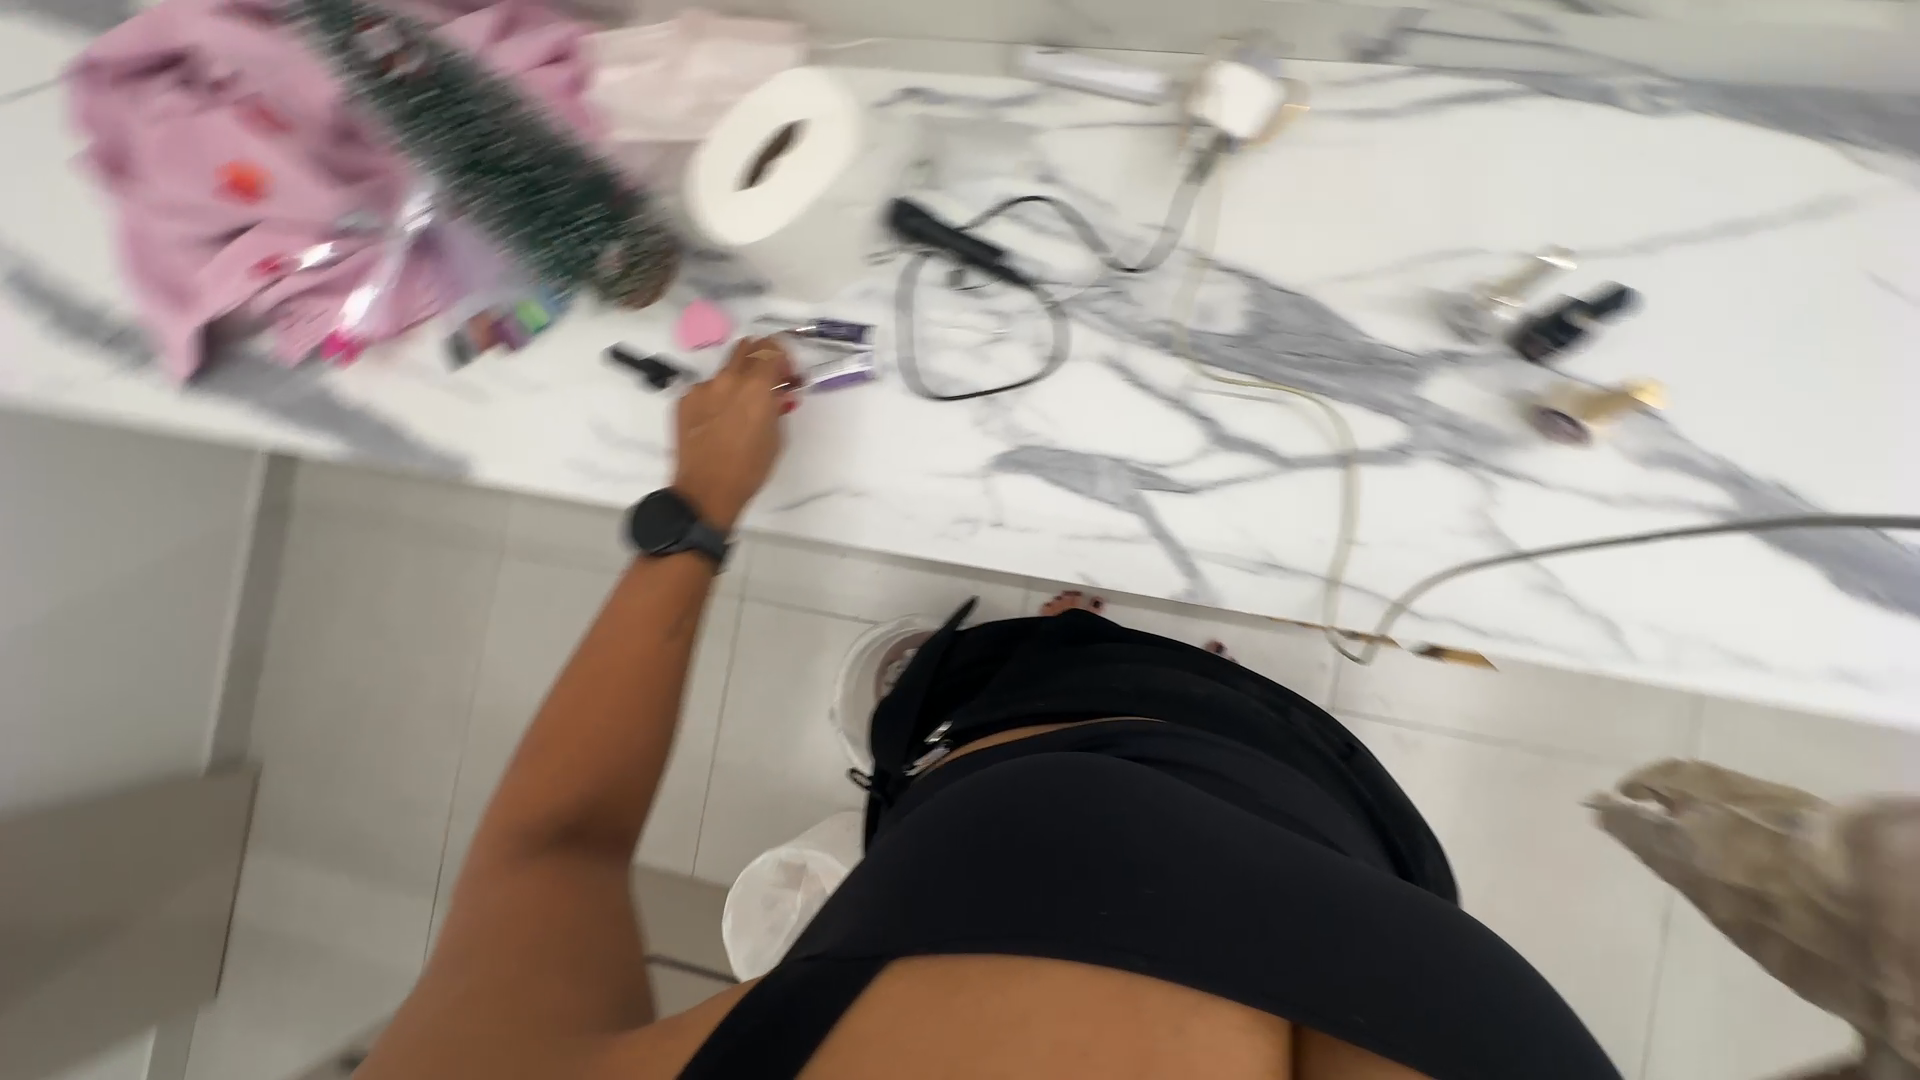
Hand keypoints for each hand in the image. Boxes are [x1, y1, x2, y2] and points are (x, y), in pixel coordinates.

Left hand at [670, 337, 796, 530]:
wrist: (706, 491)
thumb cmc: (750, 469)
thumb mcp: (776, 437)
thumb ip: (777, 406)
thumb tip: (776, 393)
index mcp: (756, 388)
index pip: (772, 349)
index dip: (783, 358)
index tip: (786, 375)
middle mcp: (727, 379)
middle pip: (747, 347)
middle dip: (760, 357)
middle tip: (766, 380)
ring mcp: (701, 388)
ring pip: (725, 370)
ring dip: (737, 380)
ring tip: (739, 408)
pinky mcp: (684, 400)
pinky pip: (706, 389)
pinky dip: (716, 398)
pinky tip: (717, 423)